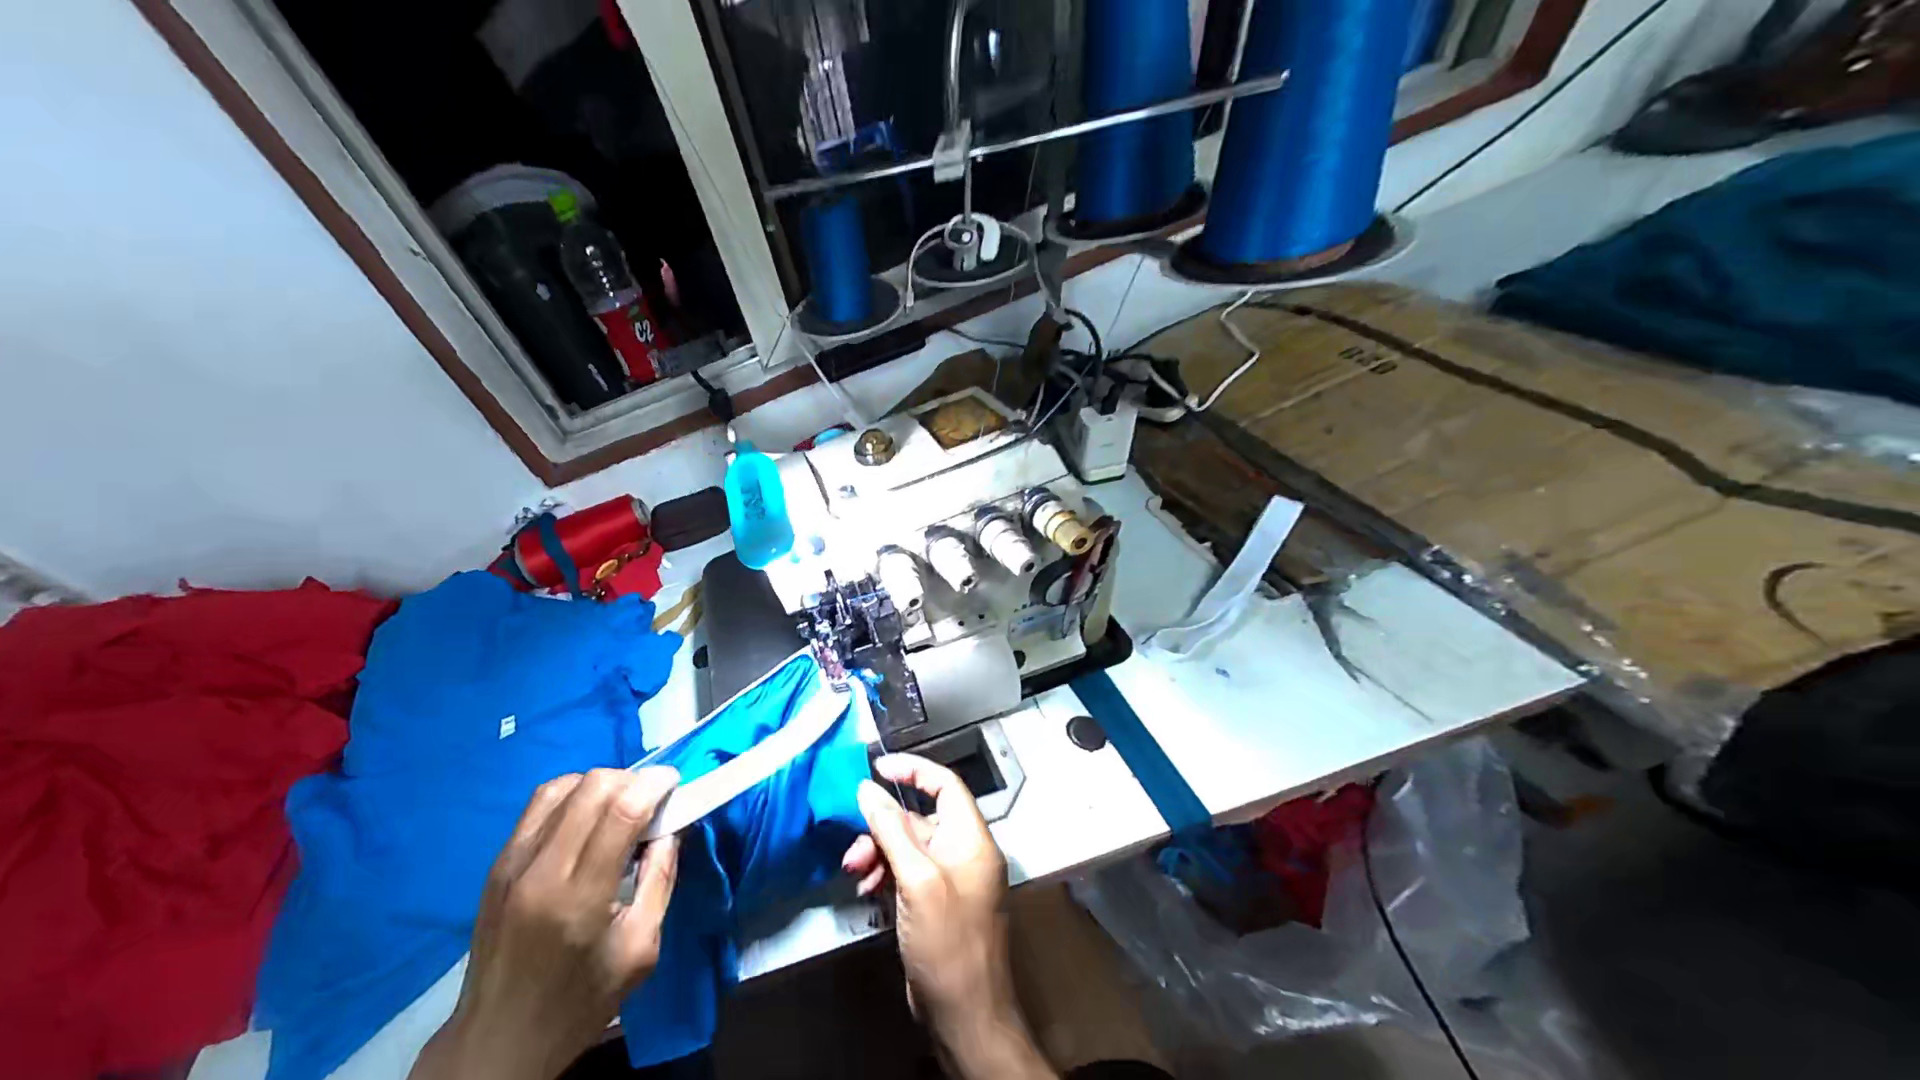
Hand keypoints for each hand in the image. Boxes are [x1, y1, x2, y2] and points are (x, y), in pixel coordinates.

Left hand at [410, 768, 680, 1079]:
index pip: (621, 810)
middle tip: (654, 799)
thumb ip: (660, 879)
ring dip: (603, 784)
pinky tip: (589, 816)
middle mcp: (541, 870)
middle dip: (634, 780)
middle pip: (593, 787)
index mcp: (580, 898)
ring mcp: (512, 864)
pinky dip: (573, 794)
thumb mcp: (641, 948)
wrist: (497, 1040)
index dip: (654, 784)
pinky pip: (539, 804)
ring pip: (563, 785)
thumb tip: (671, 827)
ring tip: (623, 805)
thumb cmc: (580, 1000)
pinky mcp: (497, 864)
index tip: (675, 784)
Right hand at [842, 755, 1052, 1079]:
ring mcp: (949, 879)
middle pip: (919, 818)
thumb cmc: (948, 943)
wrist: (964, 1013)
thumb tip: (869, 790)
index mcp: (971, 838)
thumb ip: (892, 831)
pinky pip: (907, 873)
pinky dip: (885, 874)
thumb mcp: (917, 880)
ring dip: (878, 852)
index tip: (878, 767)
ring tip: (857, 872)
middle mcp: (963, 852)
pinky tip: (868, 890)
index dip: (913, 770)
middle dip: (883, 826)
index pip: (945, 784)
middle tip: (855, 847)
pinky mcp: (934, 902)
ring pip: (908, 846)